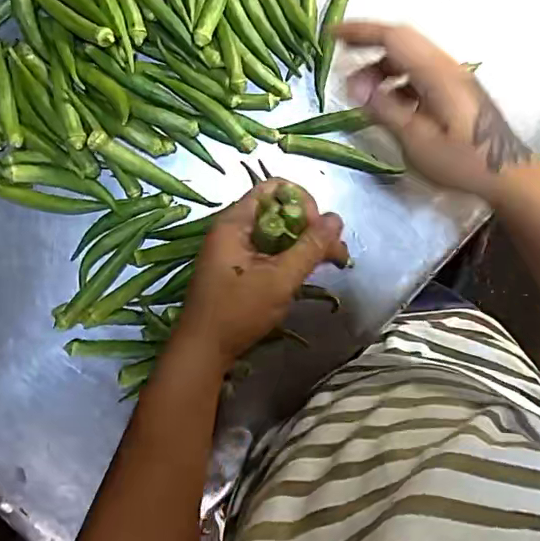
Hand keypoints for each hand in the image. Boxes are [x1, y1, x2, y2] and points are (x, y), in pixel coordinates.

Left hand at [171, 181, 346, 370]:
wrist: (203, 352)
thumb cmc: (237, 312)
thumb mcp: (280, 278)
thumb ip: (310, 247)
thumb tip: (336, 219)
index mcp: (235, 223)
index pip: (274, 188)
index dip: (303, 202)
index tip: (319, 230)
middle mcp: (234, 229)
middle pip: (280, 210)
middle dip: (312, 225)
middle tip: (335, 250)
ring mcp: (237, 249)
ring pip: (280, 232)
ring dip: (307, 243)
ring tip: (333, 262)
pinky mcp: (242, 267)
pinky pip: (273, 250)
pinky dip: (294, 256)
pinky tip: (312, 271)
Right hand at [337, 21, 537, 201]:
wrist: (509, 174)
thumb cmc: (464, 162)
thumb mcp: (419, 141)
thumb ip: (387, 110)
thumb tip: (356, 85)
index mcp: (438, 74)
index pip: (394, 37)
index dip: (361, 32)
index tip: (332, 35)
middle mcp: (447, 68)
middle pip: (403, 42)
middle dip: (369, 48)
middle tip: (343, 67)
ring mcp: (454, 79)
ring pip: (412, 59)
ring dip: (383, 68)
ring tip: (363, 94)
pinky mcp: (457, 92)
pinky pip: (422, 74)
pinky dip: (399, 81)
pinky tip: (389, 104)